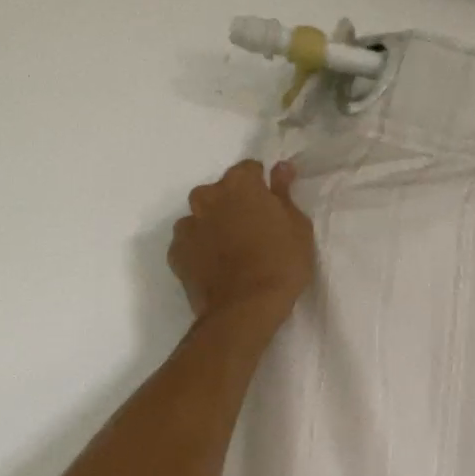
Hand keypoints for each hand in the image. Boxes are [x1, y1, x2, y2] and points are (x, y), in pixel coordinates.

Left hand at [168, 160, 315, 327]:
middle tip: (253, 229)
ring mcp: (187, 225)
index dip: (261, 186)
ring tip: (232, 250)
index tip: (271, 204)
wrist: (245, 308)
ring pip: (201, 216)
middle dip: (234, 203)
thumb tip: (280, 167)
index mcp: (240, 184)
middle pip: (221, 191)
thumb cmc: (281, 263)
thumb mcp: (298, 226)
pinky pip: (189, 242)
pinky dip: (200, 248)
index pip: (249, 169)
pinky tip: (216, 266)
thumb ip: (284, 193)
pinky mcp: (176, 252)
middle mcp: (208, 196)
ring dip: (214, 224)